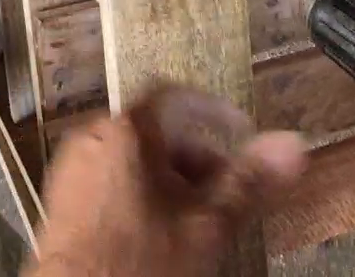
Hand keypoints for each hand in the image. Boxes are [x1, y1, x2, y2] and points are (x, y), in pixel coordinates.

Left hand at [24, 86, 306, 276]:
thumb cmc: (143, 263)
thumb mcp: (205, 226)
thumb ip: (249, 181)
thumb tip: (293, 144)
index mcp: (125, 128)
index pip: (175, 95)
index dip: (213, 111)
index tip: (241, 134)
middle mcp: (92, 132)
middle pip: (154, 128)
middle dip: (194, 156)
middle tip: (223, 193)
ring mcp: (72, 163)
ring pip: (131, 154)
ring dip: (168, 176)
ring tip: (194, 220)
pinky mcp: (61, 194)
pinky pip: (108, 173)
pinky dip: (137, 189)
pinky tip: (156, 230)